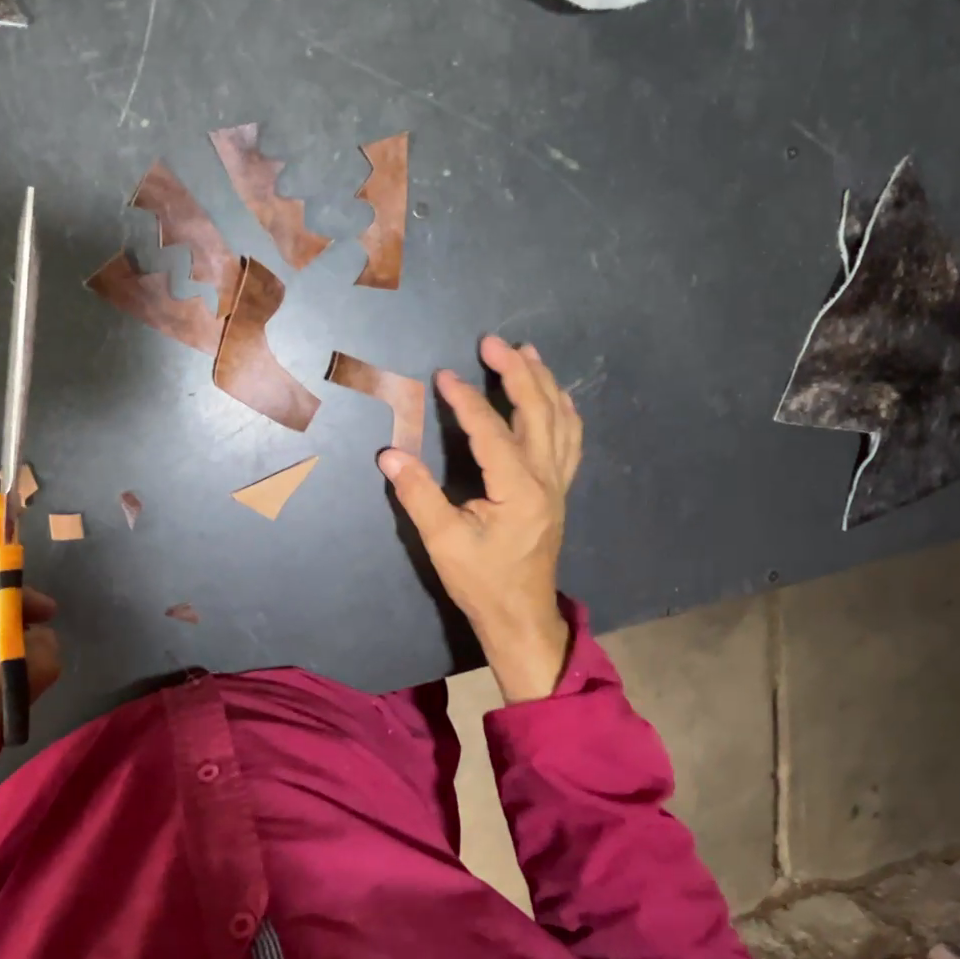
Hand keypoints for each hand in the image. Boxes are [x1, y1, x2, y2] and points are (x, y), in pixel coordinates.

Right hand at [379, 336, 581, 703]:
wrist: (520, 616)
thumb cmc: (481, 582)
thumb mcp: (443, 543)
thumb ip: (418, 495)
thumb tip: (390, 455)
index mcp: (518, 490)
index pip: (492, 432)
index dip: (467, 401)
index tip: (444, 375)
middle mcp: (546, 479)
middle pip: (538, 412)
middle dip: (516, 372)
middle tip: (494, 343)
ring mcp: (558, 485)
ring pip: (560, 422)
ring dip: (544, 383)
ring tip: (528, 353)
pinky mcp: (558, 492)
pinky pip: (569, 441)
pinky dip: (563, 411)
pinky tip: (555, 397)